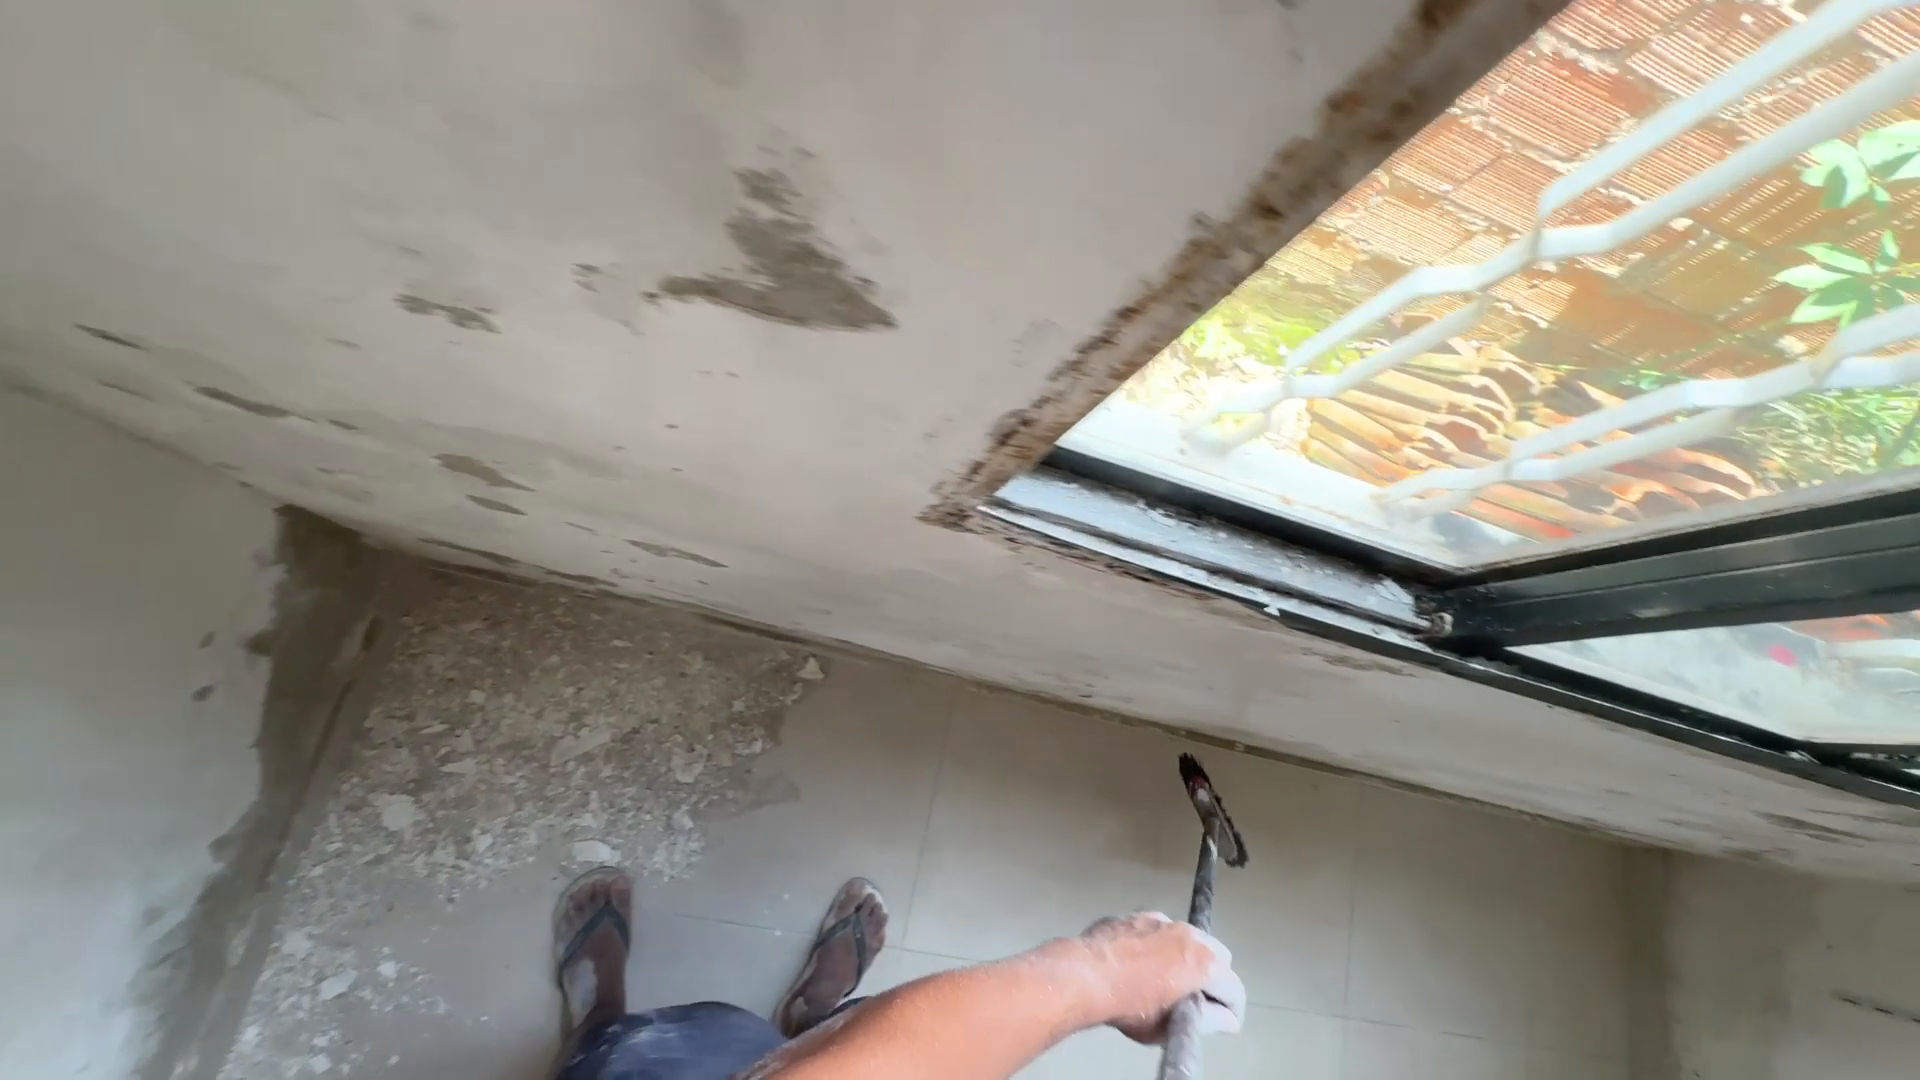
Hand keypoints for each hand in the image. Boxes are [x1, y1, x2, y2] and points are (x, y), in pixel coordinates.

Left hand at [1070, 912, 1245, 1043]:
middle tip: (1197, 996)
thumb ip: (1207, 1020)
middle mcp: (1188, 934)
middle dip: (1214, 976)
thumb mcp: (1172, 1026)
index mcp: (1203, 963)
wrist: (1087, 972)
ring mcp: (1161, 919)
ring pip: (1189, 937)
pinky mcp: (1137, 914)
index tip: (1223, 1021)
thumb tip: (1227, 1018)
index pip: (1234, 988)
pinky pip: (1160, 929)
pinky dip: (1160, 943)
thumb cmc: (1131, 1005)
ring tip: (1169, 977)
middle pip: (1217, 954)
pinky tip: (1142, 959)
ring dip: (1187, 955)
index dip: (1232, 1009)